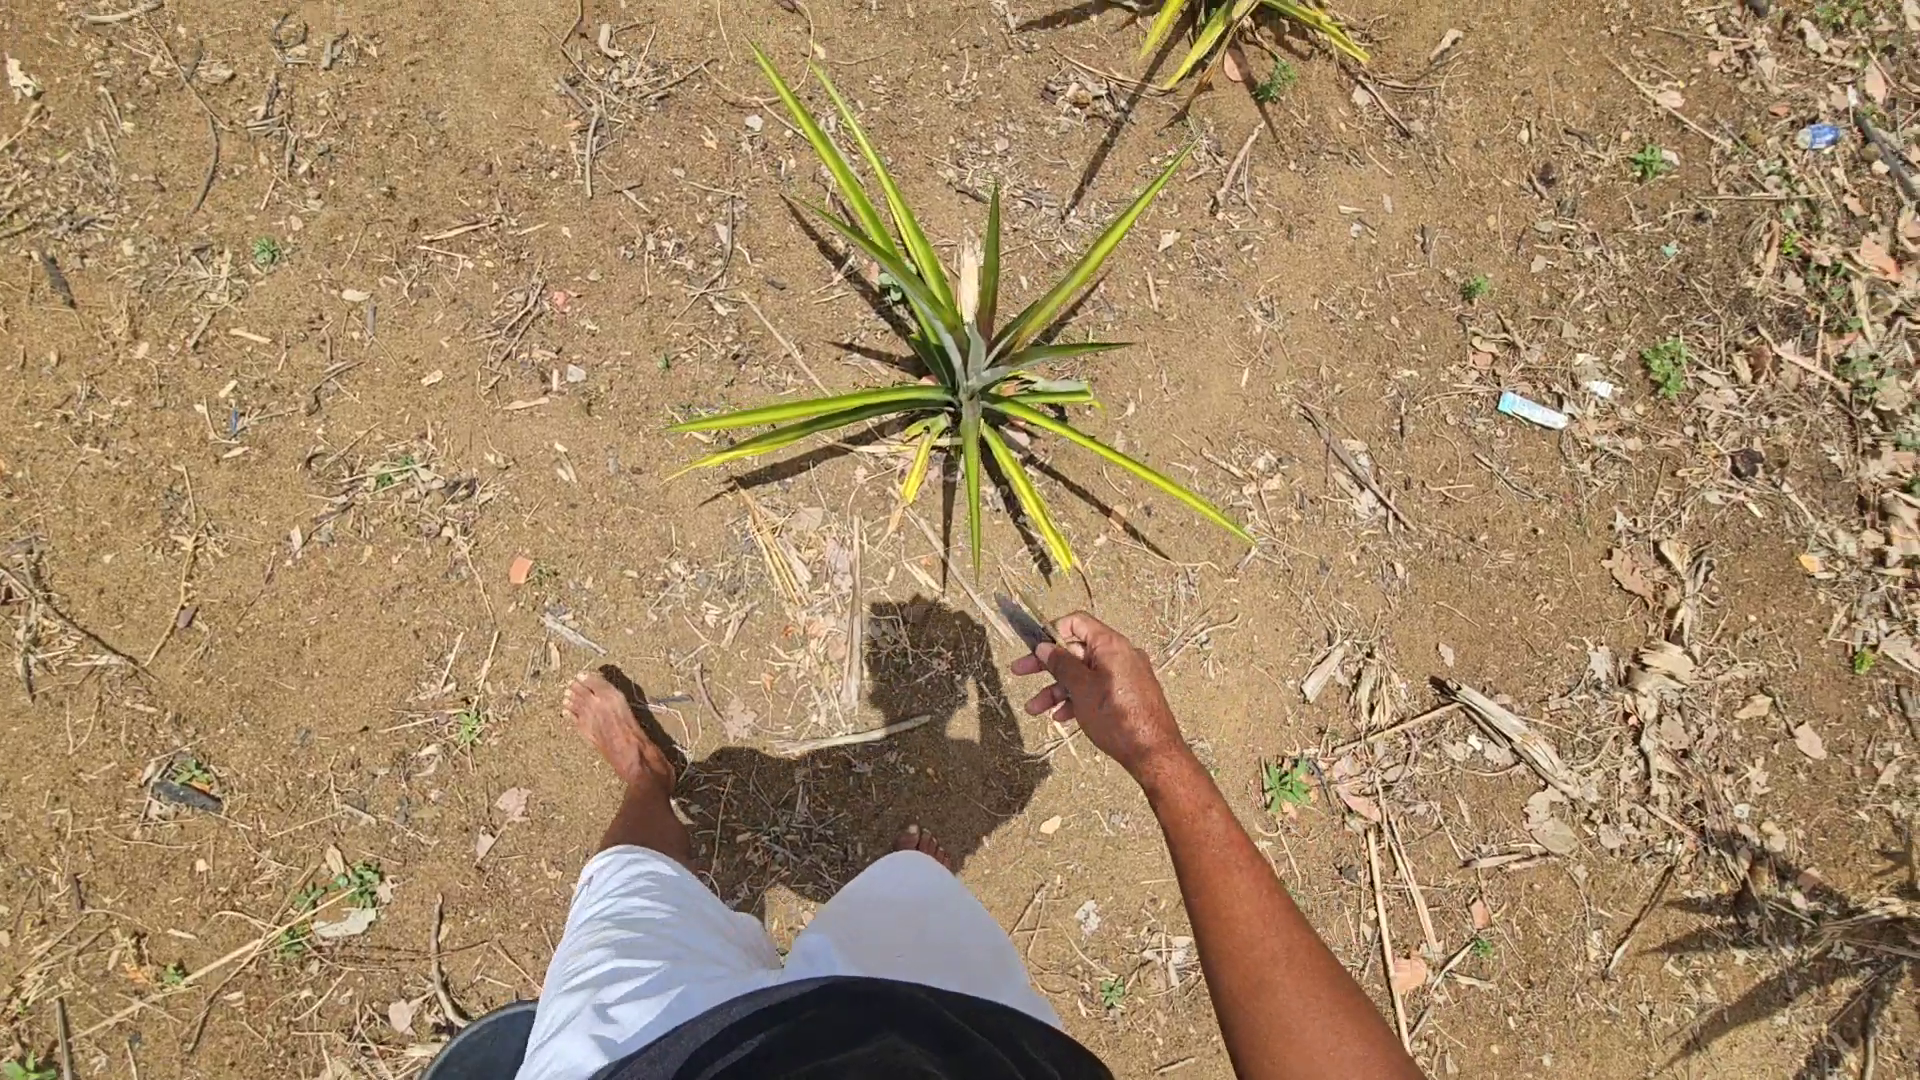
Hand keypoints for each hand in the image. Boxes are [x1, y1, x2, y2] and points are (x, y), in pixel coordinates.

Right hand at [1011, 611, 1188, 778]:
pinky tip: (1062, 717)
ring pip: (1083, 674)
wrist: (1154, 753)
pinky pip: (1096, 689)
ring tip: (1035, 709)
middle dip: (1046, 665)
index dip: (1052, 631)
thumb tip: (1044, 646)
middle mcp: (1119, 655)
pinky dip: (1077, 698)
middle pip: (1075, 651)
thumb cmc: (1117, 717)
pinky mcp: (1126, 695)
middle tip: (1019, 671)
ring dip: (1057, 689)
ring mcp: (1124, 676)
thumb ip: (1061, 664)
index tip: (1034, 647)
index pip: (1077, 622)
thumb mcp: (1082, 689)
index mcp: (1111, 645)